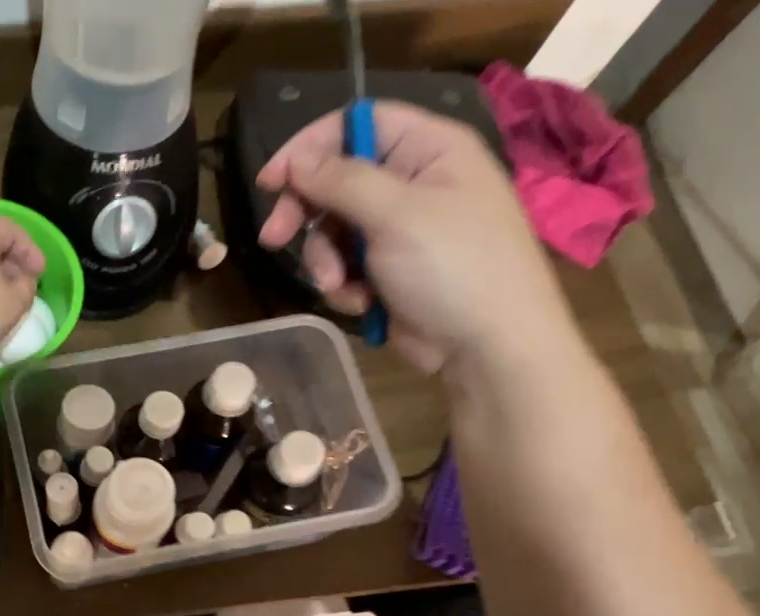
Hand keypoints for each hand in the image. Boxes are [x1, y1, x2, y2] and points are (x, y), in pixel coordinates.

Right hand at [257, 101, 577, 375]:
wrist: (487, 348)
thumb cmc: (454, 267)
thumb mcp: (397, 215)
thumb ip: (342, 180)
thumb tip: (296, 158)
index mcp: (429, 150)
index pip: (357, 124)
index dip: (310, 147)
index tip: (271, 180)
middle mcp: (413, 182)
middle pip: (336, 179)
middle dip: (306, 212)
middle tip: (273, 238)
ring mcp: (400, 229)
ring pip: (334, 229)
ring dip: (325, 259)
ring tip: (338, 286)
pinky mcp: (388, 271)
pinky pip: (345, 265)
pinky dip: (343, 285)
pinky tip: (360, 303)